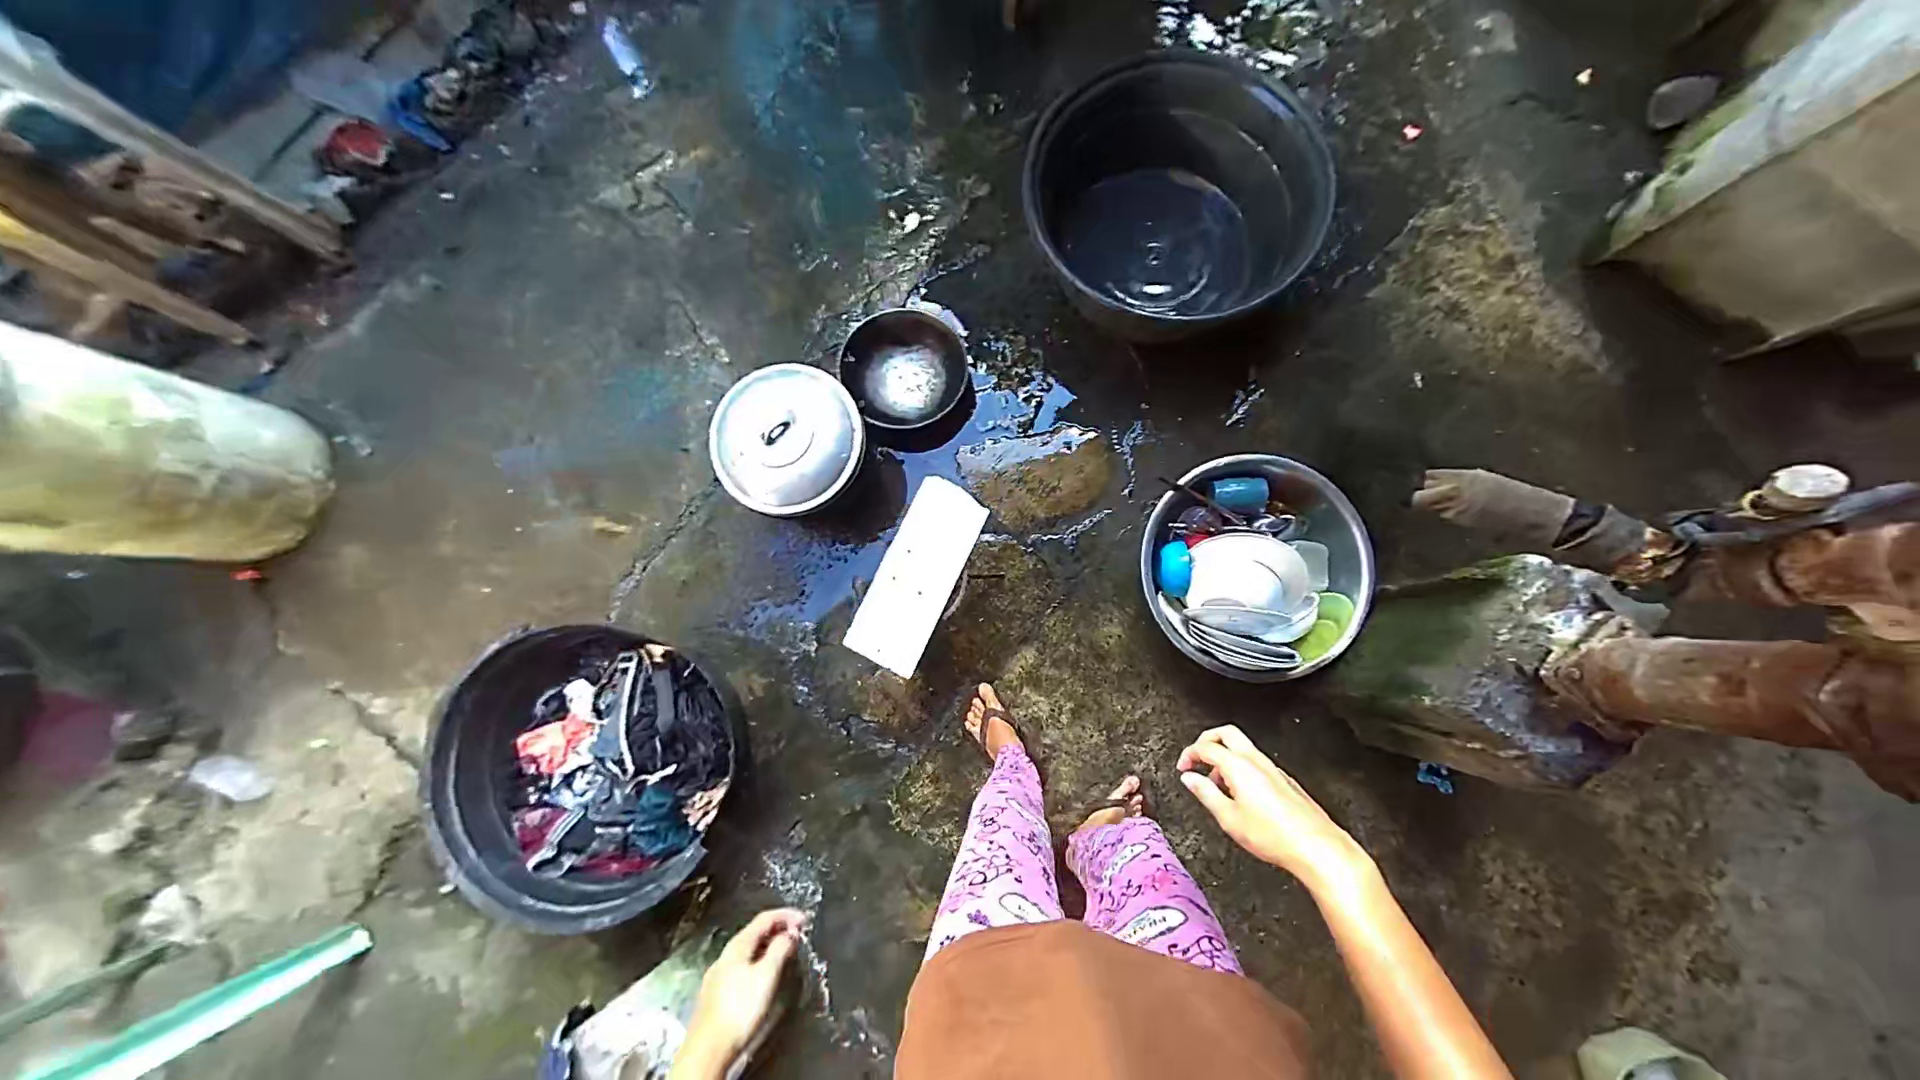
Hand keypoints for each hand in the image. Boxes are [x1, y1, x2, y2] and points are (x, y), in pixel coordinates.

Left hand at [673, 908, 807, 1078]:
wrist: (708, 1049)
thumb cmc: (740, 1009)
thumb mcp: (766, 975)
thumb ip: (779, 950)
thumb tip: (789, 933)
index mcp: (737, 946)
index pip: (764, 919)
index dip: (786, 915)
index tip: (805, 919)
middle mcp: (726, 955)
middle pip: (755, 932)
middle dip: (778, 929)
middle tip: (798, 934)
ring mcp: (719, 974)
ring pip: (749, 949)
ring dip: (769, 945)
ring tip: (787, 950)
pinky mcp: (717, 992)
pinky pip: (743, 964)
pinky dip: (759, 959)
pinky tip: (765, 972)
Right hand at [1177, 726, 1376, 897]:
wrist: (1317, 848)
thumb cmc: (1276, 836)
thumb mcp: (1228, 818)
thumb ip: (1205, 793)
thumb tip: (1190, 779)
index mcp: (1239, 766)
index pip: (1206, 747)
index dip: (1189, 754)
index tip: (1183, 767)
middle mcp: (1257, 761)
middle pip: (1226, 733)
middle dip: (1206, 741)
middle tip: (1196, 758)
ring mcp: (1273, 769)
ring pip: (1242, 747)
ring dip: (1224, 756)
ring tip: (1215, 783)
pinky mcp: (1284, 780)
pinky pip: (1256, 762)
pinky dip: (1240, 767)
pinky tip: (1239, 794)